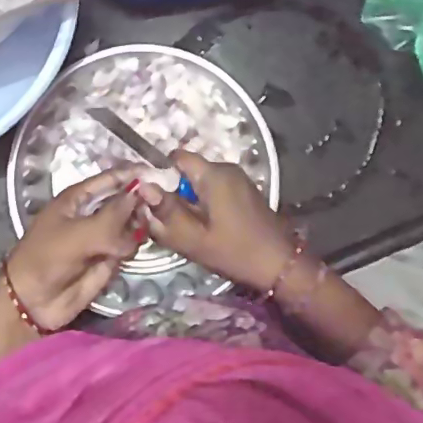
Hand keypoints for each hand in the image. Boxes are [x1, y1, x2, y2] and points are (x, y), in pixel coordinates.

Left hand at [5, 169, 144, 328]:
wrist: (33, 302)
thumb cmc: (48, 257)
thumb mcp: (80, 233)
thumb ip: (112, 214)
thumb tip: (139, 193)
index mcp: (78, 198)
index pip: (110, 179)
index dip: (132, 174)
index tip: (157, 174)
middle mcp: (92, 214)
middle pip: (124, 200)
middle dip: (139, 201)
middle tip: (154, 206)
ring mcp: (102, 237)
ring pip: (130, 223)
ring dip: (138, 224)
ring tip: (143, 228)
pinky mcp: (109, 259)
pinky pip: (128, 246)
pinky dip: (133, 246)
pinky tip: (132, 248)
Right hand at [138, 151, 292, 291]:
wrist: (279, 265)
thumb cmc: (234, 251)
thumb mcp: (194, 237)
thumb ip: (167, 211)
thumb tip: (142, 187)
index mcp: (214, 174)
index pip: (177, 157)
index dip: (160, 173)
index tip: (153, 199)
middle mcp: (226, 169)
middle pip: (188, 172)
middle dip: (174, 193)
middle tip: (167, 222)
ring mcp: (238, 179)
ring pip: (201, 183)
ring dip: (190, 202)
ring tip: (186, 229)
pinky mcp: (244, 192)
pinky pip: (215, 190)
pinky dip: (205, 205)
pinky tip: (205, 229)